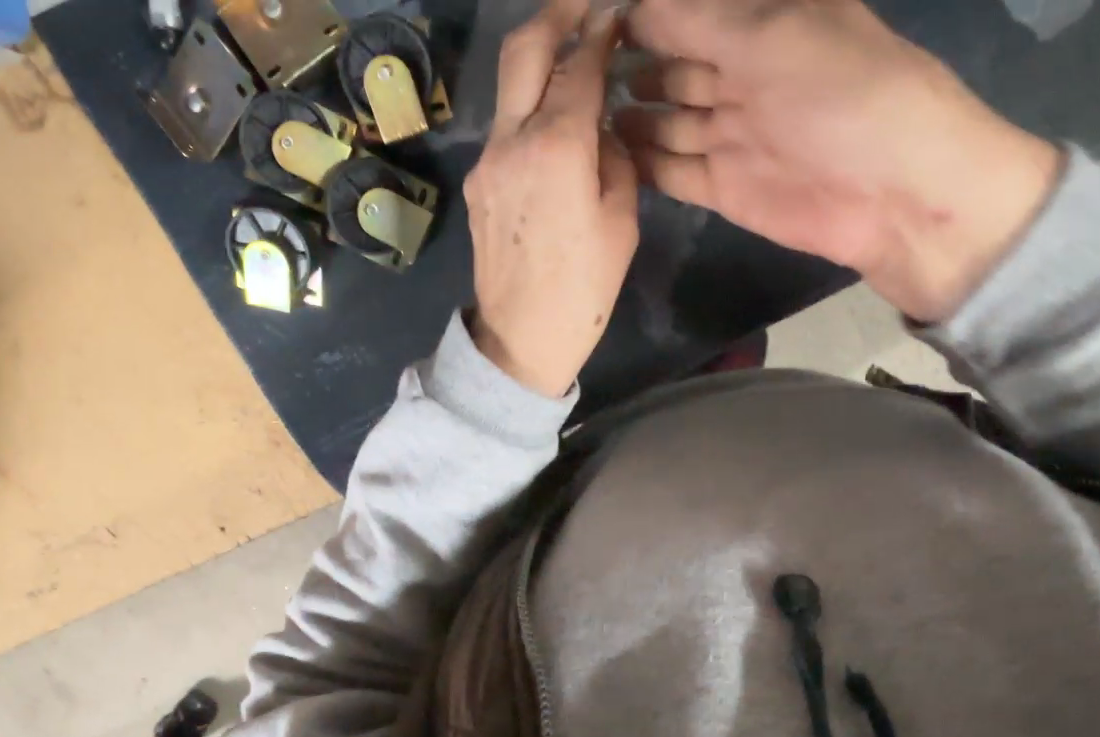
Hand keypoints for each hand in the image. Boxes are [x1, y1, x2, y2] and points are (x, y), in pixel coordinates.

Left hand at [465, 0, 638, 397]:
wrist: (520, 340)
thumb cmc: (584, 290)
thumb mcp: (622, 223)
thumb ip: (615, 160)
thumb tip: (601, 129)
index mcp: (558, 148)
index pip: (578, 65)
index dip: (599, 30)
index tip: (615, 13)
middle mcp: (513, 141)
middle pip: (523, 51)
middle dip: (555, 14)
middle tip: (583, 4)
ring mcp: (487, 161)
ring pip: (509, 88)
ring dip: (539, 62)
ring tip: (573, 61)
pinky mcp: (477, 183)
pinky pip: (506, 129)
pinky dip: (530, 111)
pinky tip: (555, 128)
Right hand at [619, 0, 1061, 321]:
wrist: (896, 195)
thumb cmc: (844, 95)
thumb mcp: (774, 35)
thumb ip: (699, 19)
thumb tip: (636, 2)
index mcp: (765, 21)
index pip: (689, 10)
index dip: (643, 13)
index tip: (589, 17)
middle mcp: (744, 73)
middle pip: (673, 62)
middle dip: (628, 62)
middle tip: (572, 71)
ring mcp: (733, 132)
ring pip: (665, 117)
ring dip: (627, 113)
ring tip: (575, 113)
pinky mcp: (724, 186)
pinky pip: (671, 168)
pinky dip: (640, 162)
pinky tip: (601, 153)